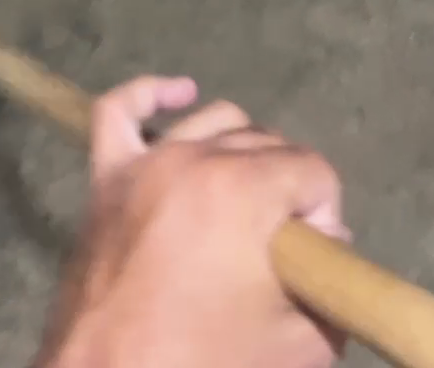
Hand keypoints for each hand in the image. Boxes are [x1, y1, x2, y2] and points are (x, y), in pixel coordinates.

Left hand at [36, 76, 348, 367]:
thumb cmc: (208, 366)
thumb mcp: (302, 347)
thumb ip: (329, 287)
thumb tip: (323, 243)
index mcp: (244, 190)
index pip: (312, 170)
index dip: (325, 212)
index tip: (317, 256)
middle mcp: (193, 159)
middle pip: (263, 144)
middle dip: (286, 188)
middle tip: (285, 245)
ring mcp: (142, 162)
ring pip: (207, 122)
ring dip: (238, 150)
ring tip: (250, 195)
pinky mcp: (104, 175)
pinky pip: (117, 111)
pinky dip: (149, 95)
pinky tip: (180, 93)